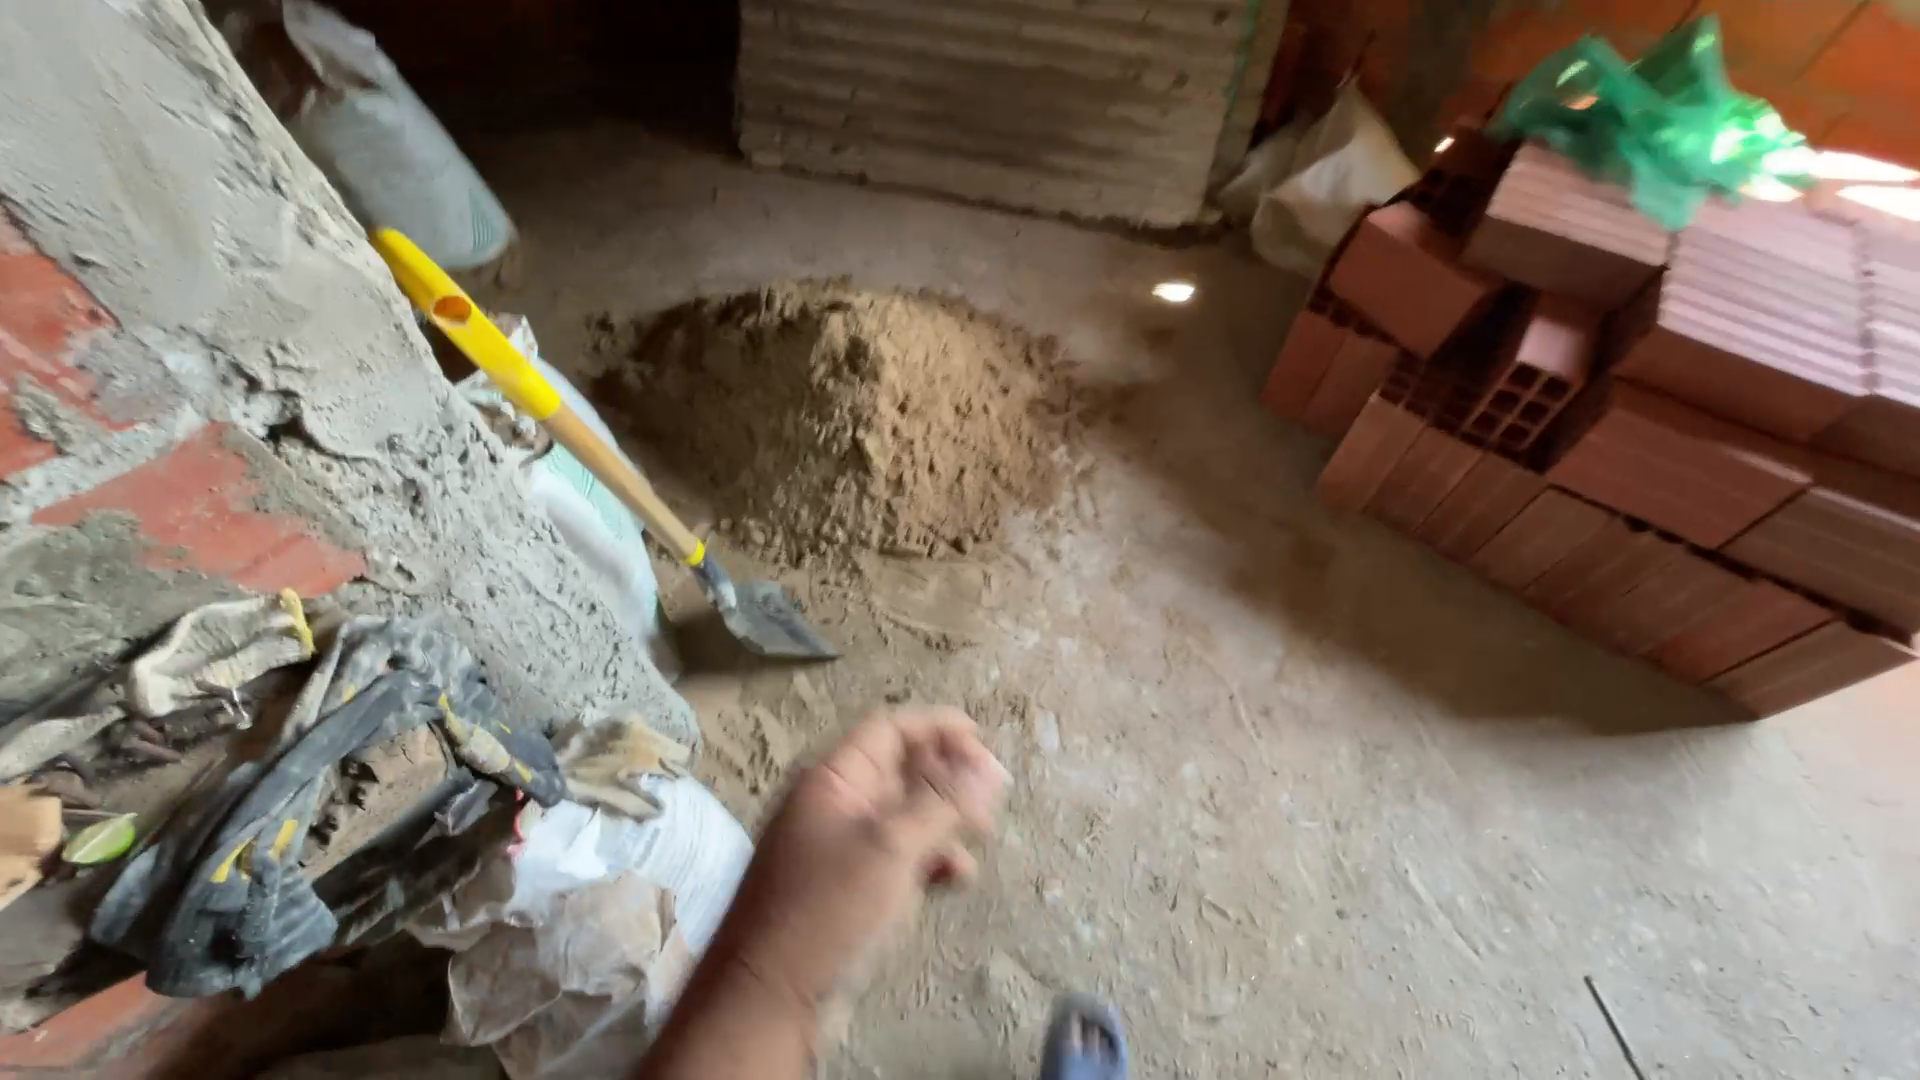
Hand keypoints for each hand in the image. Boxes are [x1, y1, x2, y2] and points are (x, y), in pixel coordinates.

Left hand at [703, 706, 1007, 1019]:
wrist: (768, 1002)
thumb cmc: (827, 910)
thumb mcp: (890, 847)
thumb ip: (942, 803)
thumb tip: (988, 766)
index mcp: (833, 780)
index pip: (889, 730)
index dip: (936, 727)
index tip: (981, 741)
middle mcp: (838, 805)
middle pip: (902, 769)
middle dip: (948, 775)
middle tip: (991, 792)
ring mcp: (845, 847)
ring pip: (907, 814)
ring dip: (946, 819)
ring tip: (980, 835)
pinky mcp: (854, 887)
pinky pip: (901, 856)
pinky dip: (932, 858)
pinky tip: (956, 877)